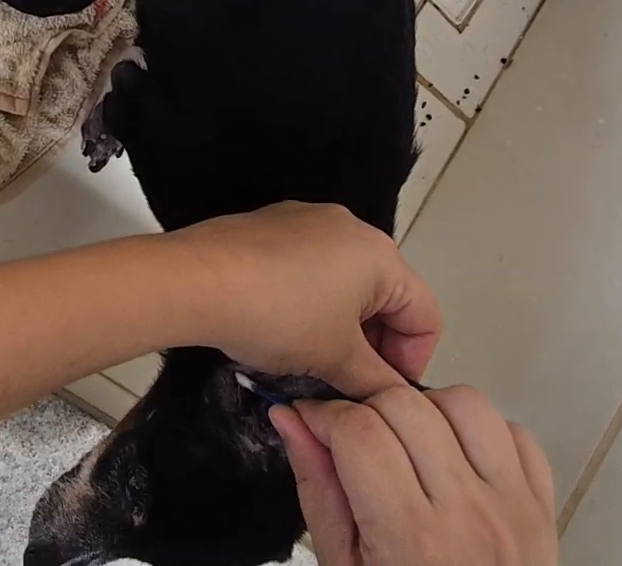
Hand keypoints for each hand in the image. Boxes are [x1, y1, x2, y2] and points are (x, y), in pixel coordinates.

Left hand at [165, 201, 441, 395]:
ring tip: (309, 358)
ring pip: (340, 280)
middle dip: (371, 343)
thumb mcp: (336, 359)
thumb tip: (394, 403)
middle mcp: (346, 224)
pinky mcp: (265, 223)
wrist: (196, 279)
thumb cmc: (279, 316)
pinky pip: (302, 264)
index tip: (381, 393)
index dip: (411, 363)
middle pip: (383, 294)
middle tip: (345, 382)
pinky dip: (303, 298)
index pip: (425, 316)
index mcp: (379, 252)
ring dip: (336, 323)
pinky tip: (276, 326)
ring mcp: (301, 218)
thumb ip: (377, 384)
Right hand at [271, 386, 557, 565]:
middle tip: (356, 435)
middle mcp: (470, 517)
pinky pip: (515, 433)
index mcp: (412, 539)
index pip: (358, 431)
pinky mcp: (544, 508)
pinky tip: (455, 457)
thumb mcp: (342, 563)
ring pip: (465, 402)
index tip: (312, 422)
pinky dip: (480, 432)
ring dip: (427, 409)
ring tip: (409, 442)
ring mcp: (516, 510)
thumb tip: (287, 415)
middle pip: (405, 404)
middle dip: (367, 406)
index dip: (323, 414)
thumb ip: (316, 486)